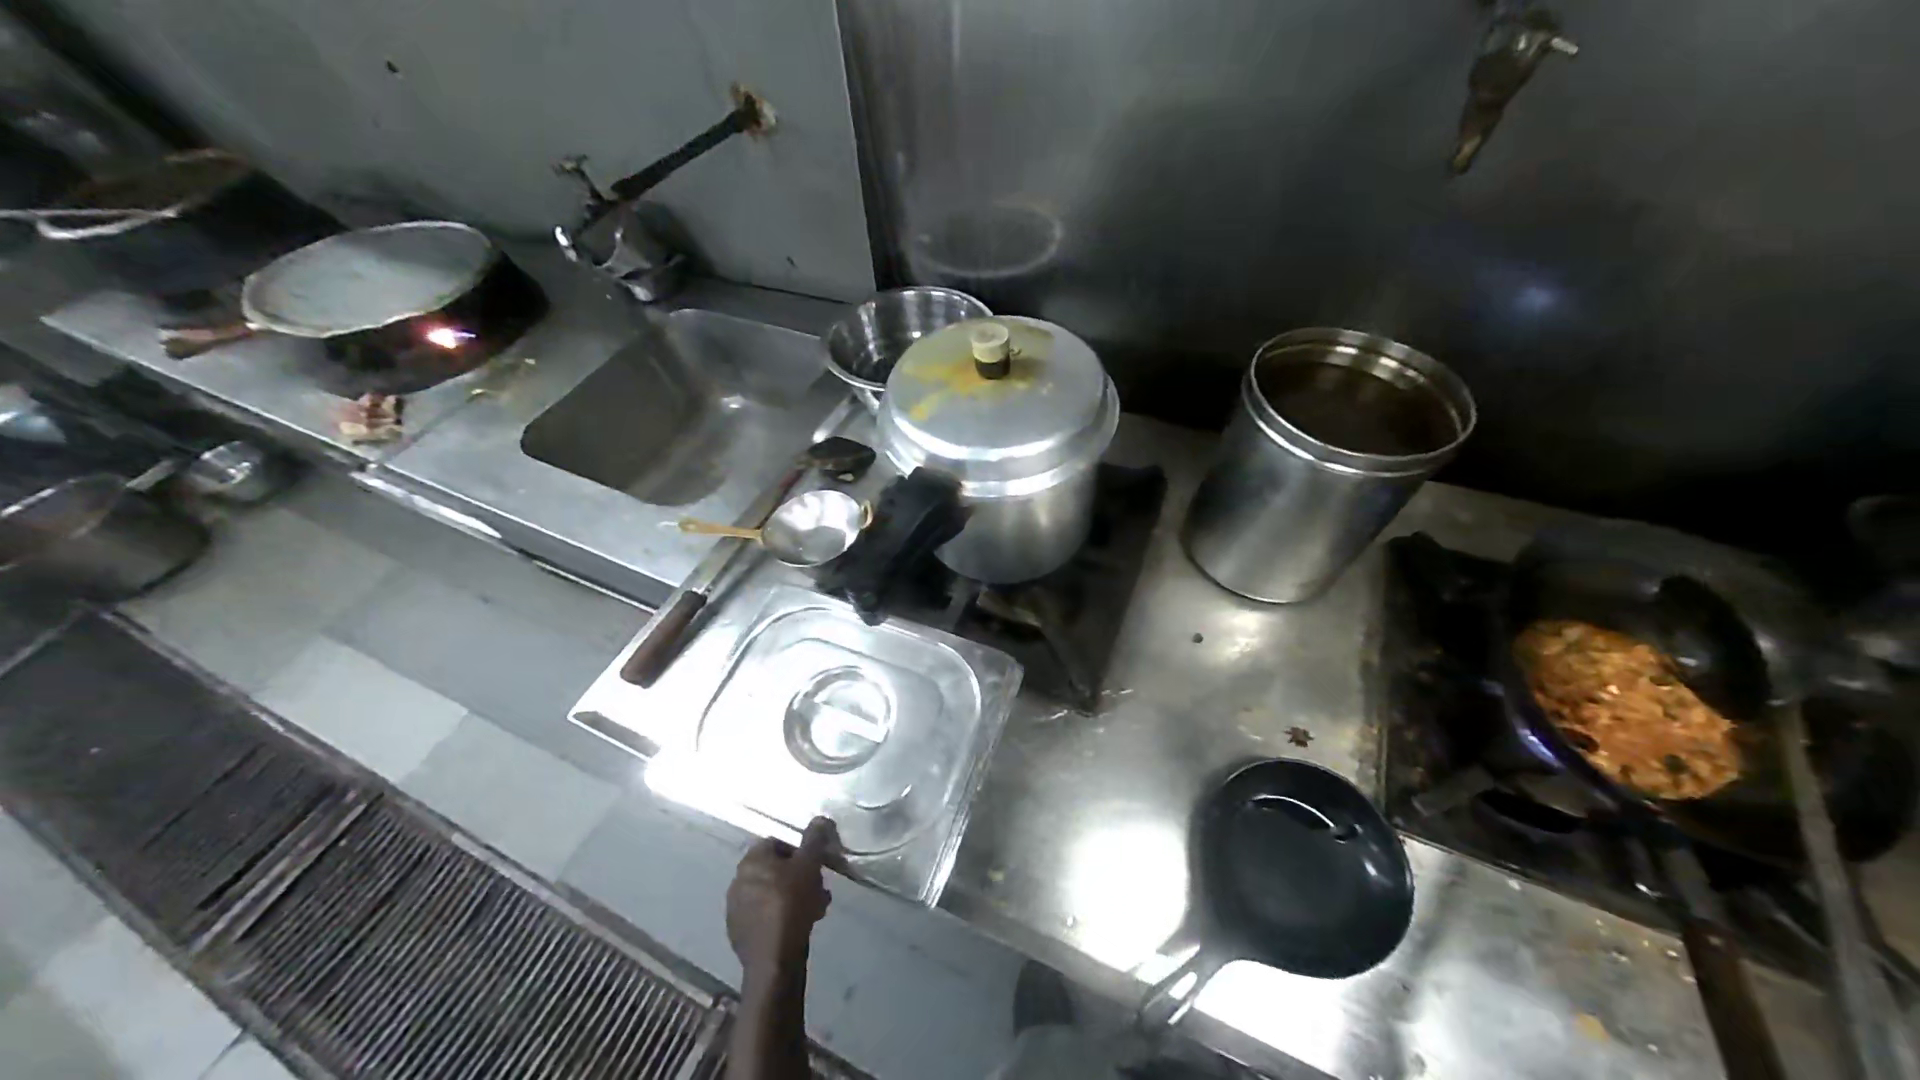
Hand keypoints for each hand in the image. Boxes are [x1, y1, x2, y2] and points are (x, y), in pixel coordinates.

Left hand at [727, 817, 837, 981]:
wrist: (774, 959)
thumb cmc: (791, 903)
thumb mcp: (809, 865)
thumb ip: (815, 839)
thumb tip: (820, 818)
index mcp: (751, 860)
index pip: (777, 842)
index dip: (800, 851)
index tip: (816, 865)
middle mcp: (738, 880)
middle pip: (776, 868)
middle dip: (800, 876)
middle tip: (819, 888)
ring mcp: (736, 908)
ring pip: (772, 892)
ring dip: (794, 895)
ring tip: (815, 908)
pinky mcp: (739, 932)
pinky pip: (765, 914)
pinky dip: (781, 915)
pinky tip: (798, 925)